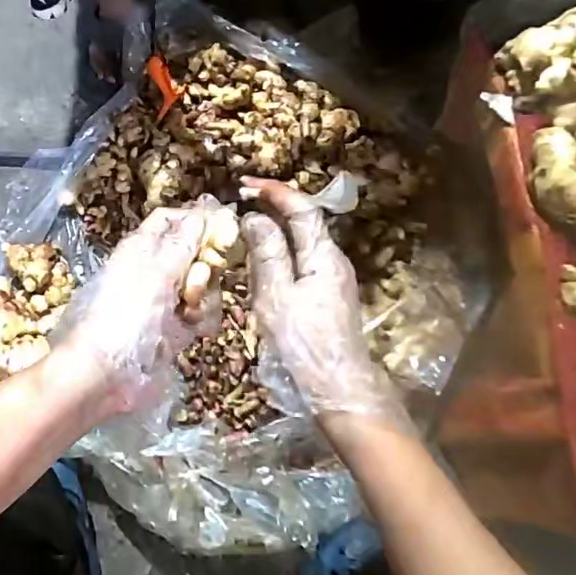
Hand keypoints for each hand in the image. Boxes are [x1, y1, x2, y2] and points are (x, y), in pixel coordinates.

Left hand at [49, 205, 209, 416]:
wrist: (104, 374)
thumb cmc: (124, 315)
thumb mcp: (155, 272)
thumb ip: (183, 242)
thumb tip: (204, 210)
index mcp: (140, 247)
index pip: (170, 220)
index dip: (195, 218)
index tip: (222, 224)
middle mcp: (153, 270)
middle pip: (192, 252)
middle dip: (205, 261)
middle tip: (201, 274)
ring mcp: (164, 301)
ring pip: (201, 284)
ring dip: (204, 293)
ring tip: (190, 308)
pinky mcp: (174, 330)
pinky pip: (201, 314)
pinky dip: (202, 318)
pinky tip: (194, 327)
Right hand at [241, 177, 403, 422]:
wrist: (338, 390)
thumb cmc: (304, 342)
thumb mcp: (276, 295)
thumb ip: (266, 252)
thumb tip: (255, 217)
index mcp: (323, 255)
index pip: (302, 209)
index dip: (275, 191)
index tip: (245, 184)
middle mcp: (331, 261)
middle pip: (301, 223)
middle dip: (270, 210)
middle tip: (237, 207)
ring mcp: (330, 280)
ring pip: (297, 245)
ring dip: (270, 236)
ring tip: (241, 238)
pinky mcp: (324, 297)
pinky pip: (297, 265)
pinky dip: (274, 259)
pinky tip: (257, 272)